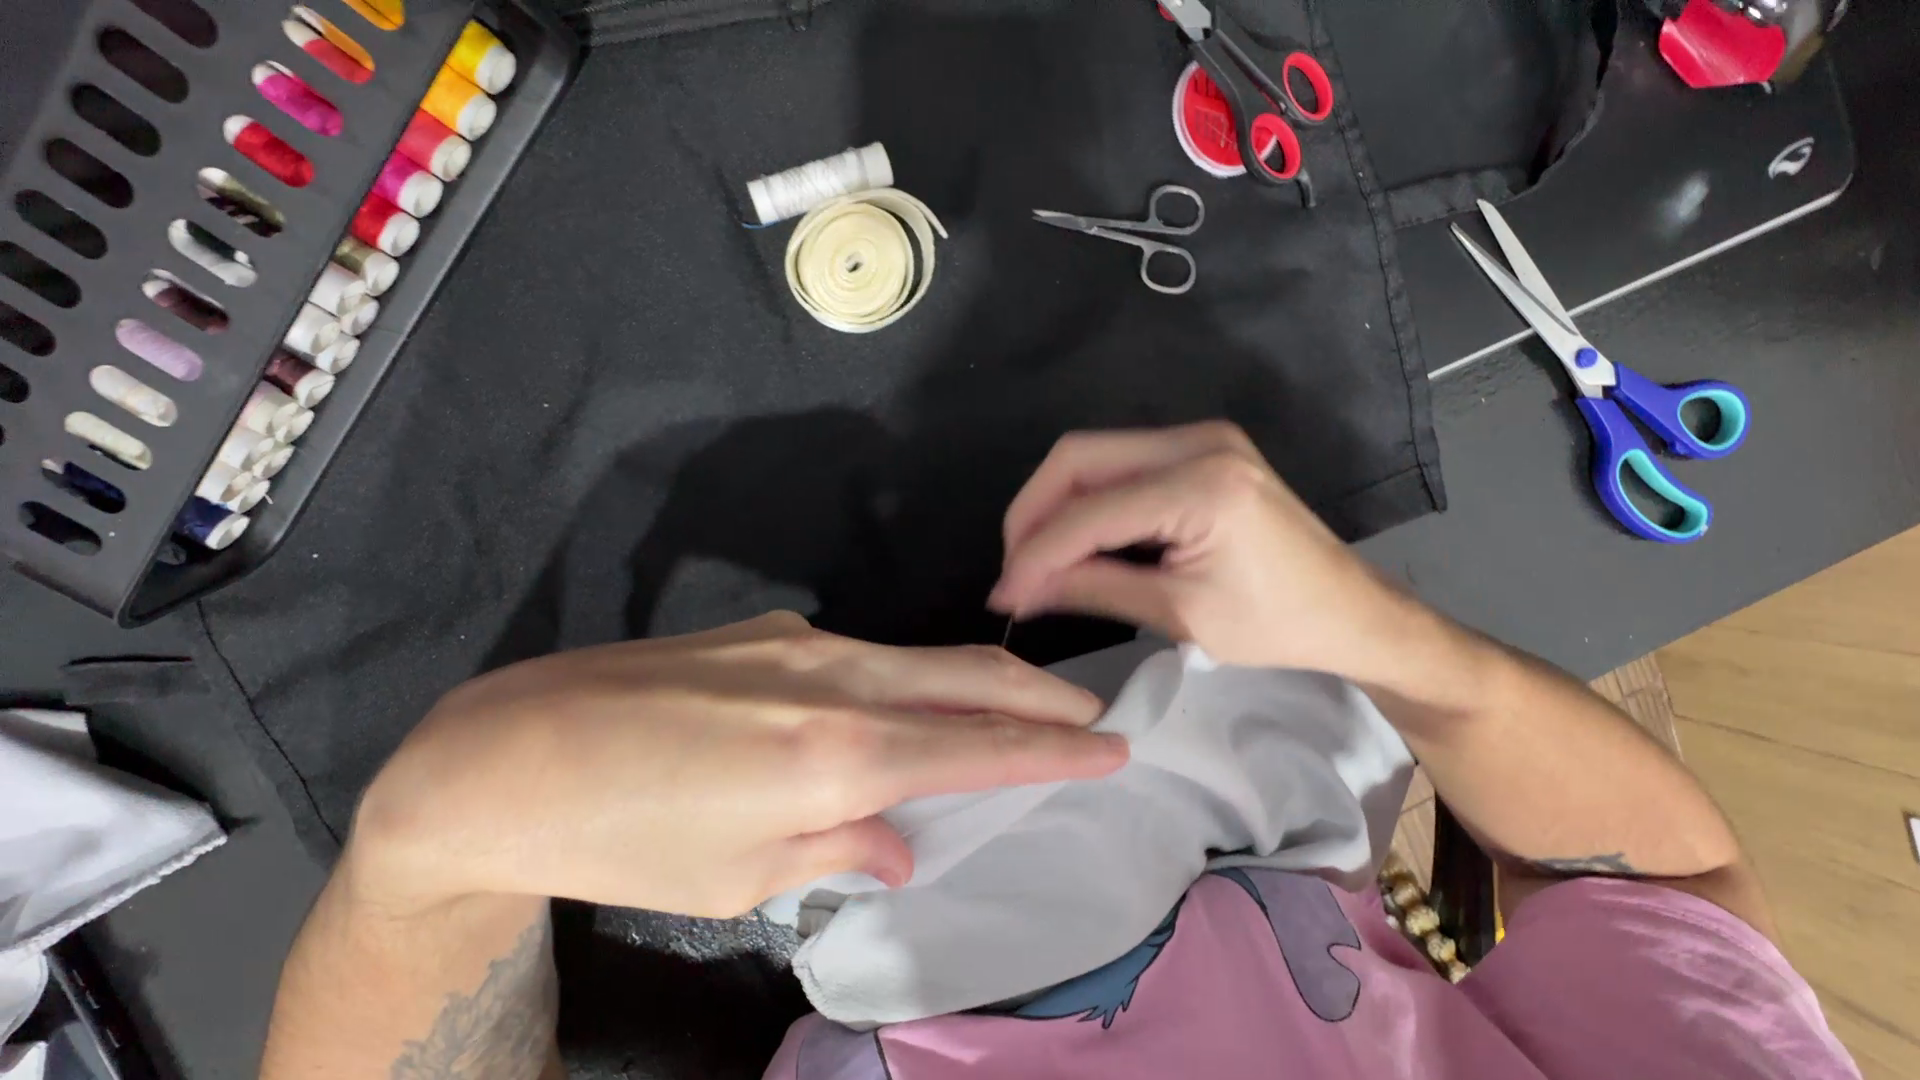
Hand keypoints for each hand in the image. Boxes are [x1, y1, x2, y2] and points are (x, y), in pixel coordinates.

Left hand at [346, 614, 1125, 918]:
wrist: (510, 754)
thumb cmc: (628, 839)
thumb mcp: (741, 878)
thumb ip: (840, 847)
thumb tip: (901, 844)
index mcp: (839, 755)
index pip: (979, 747)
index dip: (1053, 752)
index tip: (1112, 750)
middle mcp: (837, 680)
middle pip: (969, 677)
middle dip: (1041, 698)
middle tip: (1094, 715)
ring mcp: (803, 641)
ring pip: (920, 659)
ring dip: (979, 683)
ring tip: (1017, 709)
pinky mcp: (769, 630)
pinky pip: (864, 657)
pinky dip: (906, 683)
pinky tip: (899, 709)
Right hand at [990, 422, 1411, 679]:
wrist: (1351, 612)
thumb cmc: (1276, 625)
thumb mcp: (1177, 614)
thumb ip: (1092, 589)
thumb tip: (1019, 591)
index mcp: (1202, 485)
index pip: (1089, 512)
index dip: (1035, 554)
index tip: (1003, 597)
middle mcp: (1198, 441)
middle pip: (1078, 457)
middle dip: (1032, 513)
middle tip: (1014, 569)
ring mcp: (1201, 438)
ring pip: (1094, 456)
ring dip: (1055, 505)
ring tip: (1035, 561)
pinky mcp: (1200, 449)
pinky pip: (1121, 465)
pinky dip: (1088, 501)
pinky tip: (1075, 541)